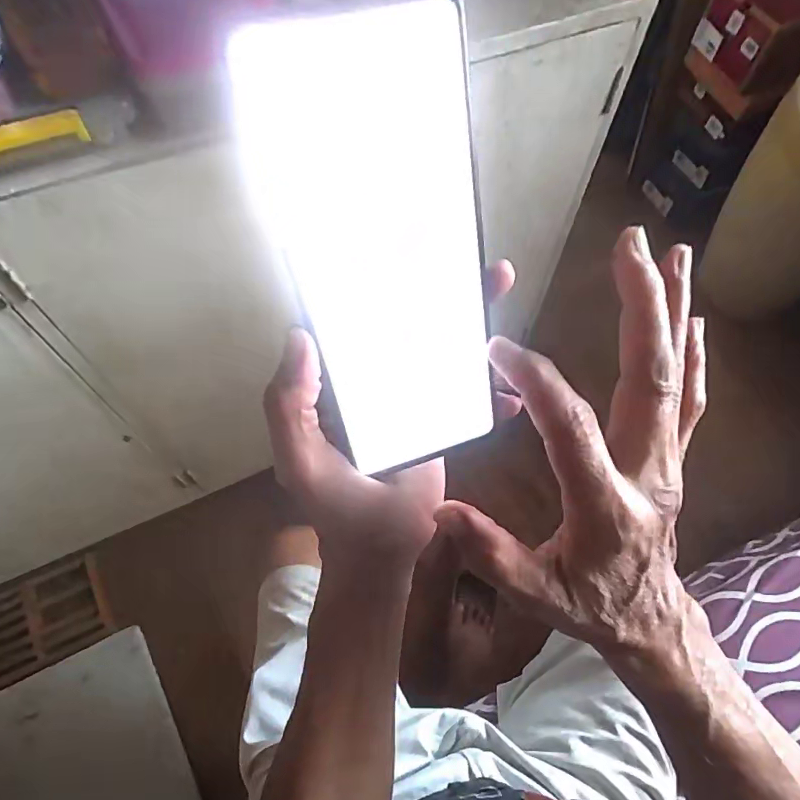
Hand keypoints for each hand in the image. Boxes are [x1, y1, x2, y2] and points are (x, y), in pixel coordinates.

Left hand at [265, 261, 516, 565]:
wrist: (383, 551)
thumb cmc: (335, 506)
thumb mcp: (299, 458)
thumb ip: (289, 404)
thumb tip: (299, 335)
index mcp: (338, 384)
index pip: (355, 324)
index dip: (374, 285)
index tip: (400, 247)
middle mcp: (374, 383)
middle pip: (407, 326)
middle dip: (436, 290)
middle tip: (464, 254)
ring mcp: (411, 402)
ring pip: (441, 352)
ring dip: (471, 324)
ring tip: (499, 283)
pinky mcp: (442, 424)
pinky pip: (466, 396)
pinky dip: (489, 391)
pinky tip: (509, 395)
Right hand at [437, 227, 707, 672]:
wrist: (651, 621)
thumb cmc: (591, 607)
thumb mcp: (536, 595)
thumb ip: (491, 554)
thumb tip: (445, 512)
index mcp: (606, 503)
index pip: (571, 426)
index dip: (536, 382)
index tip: (499, 349)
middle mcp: (647, 472)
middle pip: (649, 379)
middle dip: (641, 308)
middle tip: (632, 249)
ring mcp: (667, 462)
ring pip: (675, 379)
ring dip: (674, 314)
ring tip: (676, 255)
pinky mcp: (673, 460)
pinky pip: (688, 400)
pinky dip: (691, 355)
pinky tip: (694, 320)